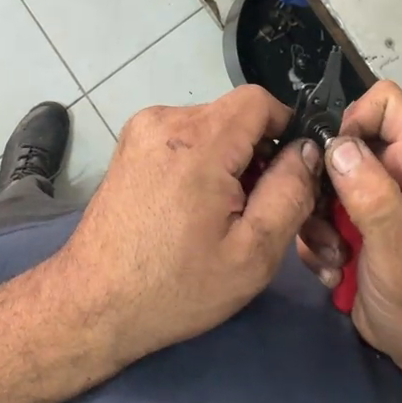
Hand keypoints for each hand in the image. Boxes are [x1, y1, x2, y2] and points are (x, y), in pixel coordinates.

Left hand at [50, 86, 319, 365]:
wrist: (93, 302)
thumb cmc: (176, 285)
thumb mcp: (252, 253)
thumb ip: (290, 192)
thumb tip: (308, 149)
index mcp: (198, 141)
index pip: (259, 100)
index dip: (285, 129)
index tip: (291, 172)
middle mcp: (167, 119)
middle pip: (235, 115)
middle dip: (257, 153)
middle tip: (260, 207)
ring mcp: (143, 127)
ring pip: (211, 126)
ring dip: (229, 159)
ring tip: (225, 213)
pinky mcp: (131, 142)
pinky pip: (185, 136)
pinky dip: (201, 161)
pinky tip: (195, 206)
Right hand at [322, 81, 401, 376]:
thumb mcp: (401, 252)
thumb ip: (372, 196)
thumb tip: (337, 145)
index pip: (385, 102)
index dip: (354, 119)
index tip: (335, 160)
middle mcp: (398, 171)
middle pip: (346, 136)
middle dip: (325, 174)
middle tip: (324, 213)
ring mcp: (375, 195)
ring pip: (326, 172)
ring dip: (318, 211)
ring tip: (331, 250)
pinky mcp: (355, 219)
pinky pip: (320, 204)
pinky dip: (317, 232)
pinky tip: (331, 264)